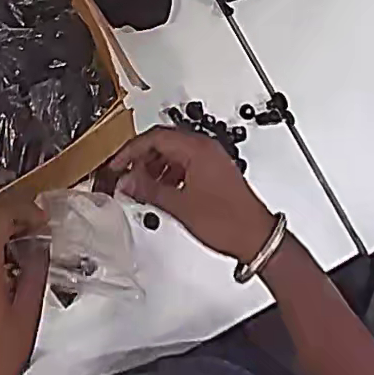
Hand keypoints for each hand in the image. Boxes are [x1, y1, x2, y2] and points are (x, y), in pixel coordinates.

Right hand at [109, 126, 278, 262]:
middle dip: (141, 157)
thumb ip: (148, 190)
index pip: (155, 137)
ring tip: (140, 185)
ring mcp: (211, 158)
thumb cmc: (228, 220)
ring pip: (174, 152)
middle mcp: (205, 147)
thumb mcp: (179, 206)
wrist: (255, 237)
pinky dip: (168, 172)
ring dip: (154, 166)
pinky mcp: (214, 169)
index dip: (131, 150)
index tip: (117, 164)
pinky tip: (160, 190)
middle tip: (126, 174)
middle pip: (164, 141)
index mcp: (197, 148)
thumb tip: (127, 181)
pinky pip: (185, 162)